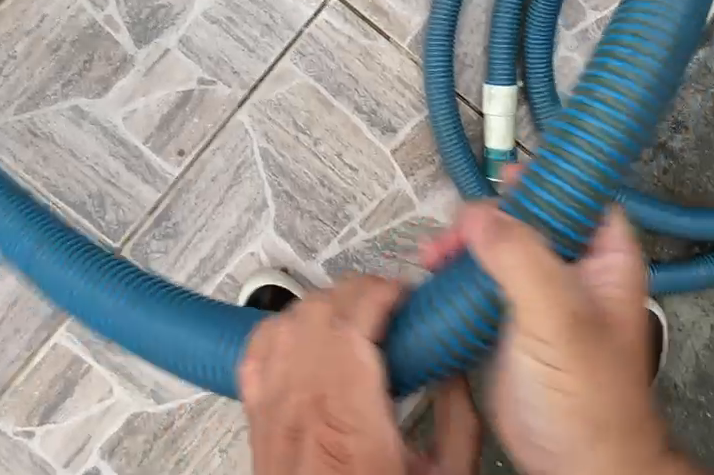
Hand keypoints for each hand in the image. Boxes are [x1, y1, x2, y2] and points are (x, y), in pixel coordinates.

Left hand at [240, 275, 481, 474]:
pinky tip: (309, 334)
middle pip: (319, 310)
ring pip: (287, 320)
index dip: (382, 291)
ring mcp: (272, 411)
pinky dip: (284, 327)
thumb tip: (457, 365)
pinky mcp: (256, 418)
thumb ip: (457, 418)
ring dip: (326, 304)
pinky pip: (258, 347)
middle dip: (360, 291)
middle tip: (392, 303)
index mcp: (350, 424)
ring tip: (357, 315)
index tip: (407, 294)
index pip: (351, 320)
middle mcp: (302, 410)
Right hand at [422, 195, 696, 474]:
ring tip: (438, 254)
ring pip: (498, 243)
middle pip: (528, 213)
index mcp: (604, 255)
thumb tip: (480, 216)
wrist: (573, 467)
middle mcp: (572, 265)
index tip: (508, 172)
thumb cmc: (591, 400)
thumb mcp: (560, 317)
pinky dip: (455, 271)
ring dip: (464, 242)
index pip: (579, 192)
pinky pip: (479, 277)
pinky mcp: (508, 316)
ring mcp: (538, 291)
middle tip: (460, 229)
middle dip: (489, 215)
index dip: (546, 176)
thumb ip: (521, 258)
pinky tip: (436, 273)